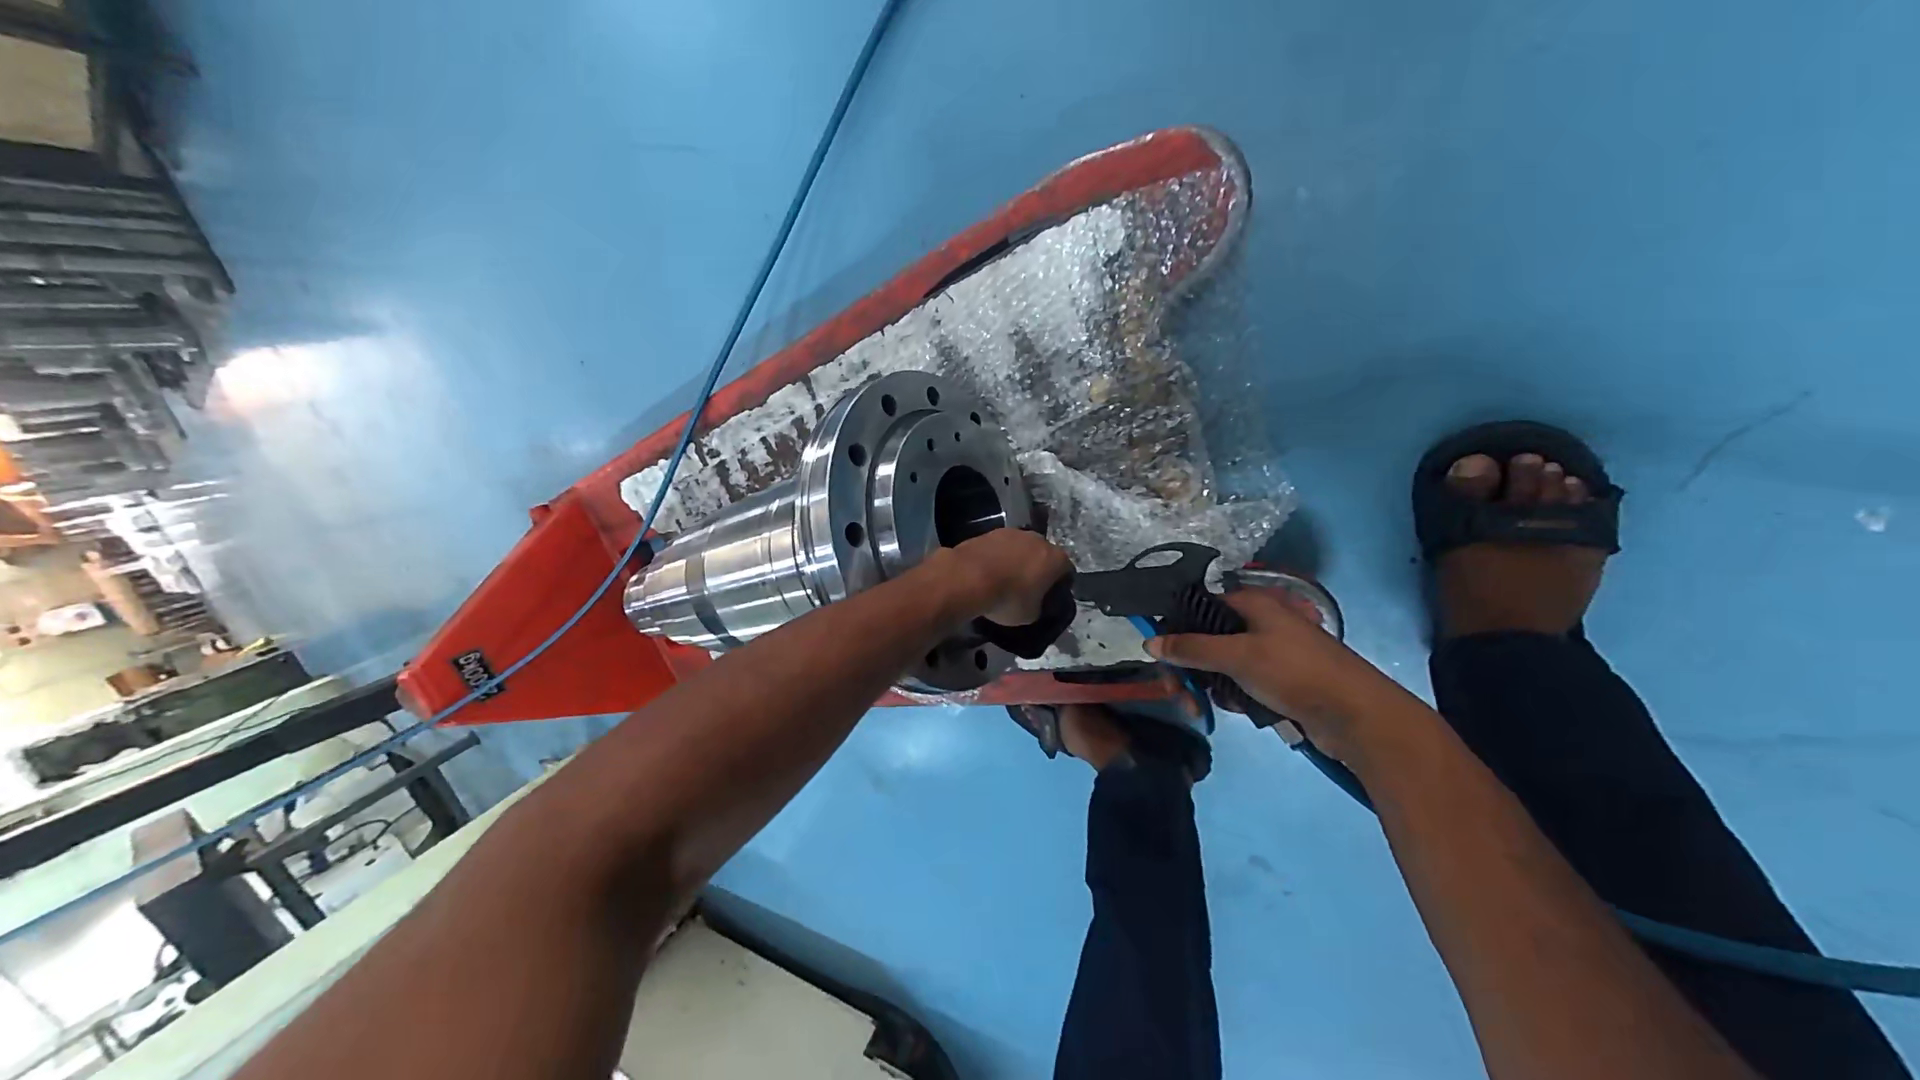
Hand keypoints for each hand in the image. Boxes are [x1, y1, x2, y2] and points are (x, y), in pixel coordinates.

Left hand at [941, 528, 1071, 626]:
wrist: (968, 578)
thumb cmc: (1008, 599)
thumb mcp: (1031, 616)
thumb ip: (1039, 607)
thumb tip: (1035, 604)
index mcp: (1055, 558)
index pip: (1066, 571)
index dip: (1059, 585)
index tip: (1049, 597)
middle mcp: (1038, 539)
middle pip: (1043, 555)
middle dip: (1037, 569)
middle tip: (1026, 588)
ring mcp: (1012, 532)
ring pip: (1020, 548)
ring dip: (1016, 561)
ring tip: (1004, 580)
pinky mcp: (989, 532)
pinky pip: (999, 547)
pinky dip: (997, 557)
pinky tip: (987, 573)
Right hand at [1145, 588, 1411, 760]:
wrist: (1355, 714)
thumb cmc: (1295, 672)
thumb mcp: (1238, 656)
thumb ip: (1192, 648)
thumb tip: (1149, 640)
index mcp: (1251, 604)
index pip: (1199, 607)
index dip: (1175, 629)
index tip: (1159, 657)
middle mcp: (1258, 622)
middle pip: (1207, 638)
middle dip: (1189, 666)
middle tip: (1179, 693)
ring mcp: (1269, 652)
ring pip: (1221, 664)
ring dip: (1208, 684)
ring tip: (1202, 707)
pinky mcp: (1278, 679)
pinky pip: (1240, 681)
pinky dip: (1232, 694)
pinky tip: (1234, 708)